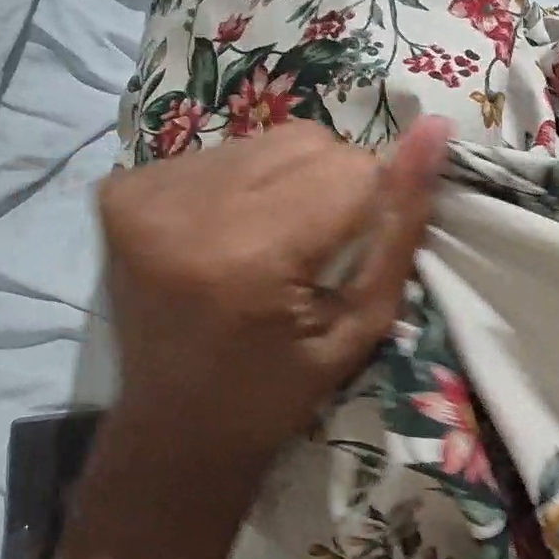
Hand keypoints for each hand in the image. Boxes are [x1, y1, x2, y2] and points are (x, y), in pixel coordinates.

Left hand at [89, 117, 452, 531]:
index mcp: (248, 257)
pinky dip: (248, 184)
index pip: (351, 170)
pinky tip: (236, 236)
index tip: (359, 253)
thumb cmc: (281, 391)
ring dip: (293, 180)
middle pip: (309, 142)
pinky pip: (224, 152)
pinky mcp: (122, 188)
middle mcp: (185, 210)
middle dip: (336, 186)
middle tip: (319, 251)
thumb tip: (436, 131)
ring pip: (269, 139)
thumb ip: (398, 229)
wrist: (176, 428)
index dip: (375, 204)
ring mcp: (143, 193)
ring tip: (278, 243)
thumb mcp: (361, 324)